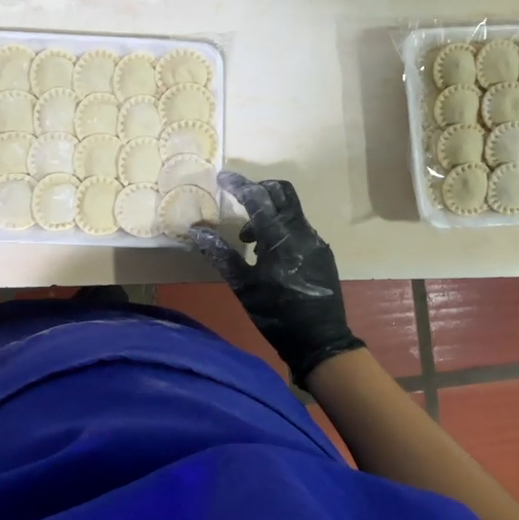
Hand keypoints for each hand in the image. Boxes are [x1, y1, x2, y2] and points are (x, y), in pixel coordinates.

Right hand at [186, 171, 362, 386]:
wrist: (321, 341)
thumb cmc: (277, 315)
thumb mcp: (243, 287)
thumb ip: (221, 254)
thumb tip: (196, 230)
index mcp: (281, 238)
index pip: (258, 198)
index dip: (239, 185)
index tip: (222, 178)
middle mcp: (302, 232)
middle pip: (282, 192)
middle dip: (259, 189)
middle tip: (239, 198)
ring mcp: (316, 241)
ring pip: (290, 210)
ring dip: (268, 213)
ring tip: (248, 239)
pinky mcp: (322, 252)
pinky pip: (298, 228)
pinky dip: (280, 229)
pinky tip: (268, 253)